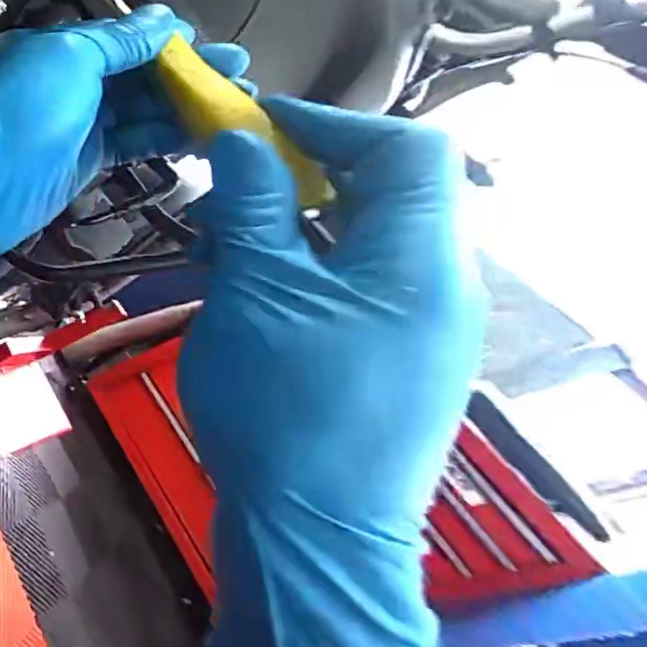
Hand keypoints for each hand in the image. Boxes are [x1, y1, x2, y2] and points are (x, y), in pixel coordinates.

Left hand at [0, 4, 249, 383]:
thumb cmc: (17, 112)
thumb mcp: (66, 60)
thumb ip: (116, 41)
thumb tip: (164, 18)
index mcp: (54, 48)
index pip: (120, 37)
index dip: (167, 40)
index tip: (214, 45)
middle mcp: (65, 81)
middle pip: (135, 72)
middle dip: (187, 72)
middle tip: (241, 74)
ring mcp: (74, 123)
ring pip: (139, 108)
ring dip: (184, 105)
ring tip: (236, 103)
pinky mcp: (83, 161)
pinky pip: (131, 141)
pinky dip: (165, 136)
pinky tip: (203, 133)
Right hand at [178, 98, 486, 646]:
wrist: (308, 526)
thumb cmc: (283, 402)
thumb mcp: (257, 292)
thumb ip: (254, 207)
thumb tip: (242, 138)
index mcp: (419, 263)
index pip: (408, 150)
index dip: (330, 121)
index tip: (253, 119)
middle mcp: (430, 282)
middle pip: (379, 187)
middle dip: (296, 168)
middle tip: (224, 174)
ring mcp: (405, 316)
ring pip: (349, 229)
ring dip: (280, 213)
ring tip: (216, 231)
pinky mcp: (374, 342)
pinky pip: (338, 271)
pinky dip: (286, 252)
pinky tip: (234, 269)